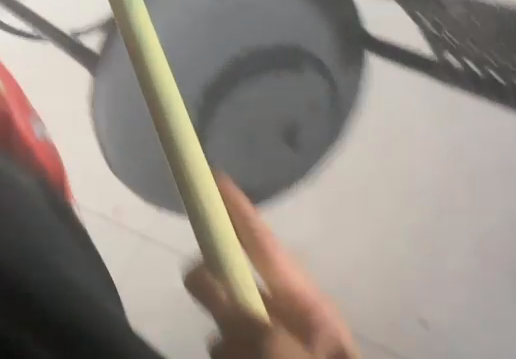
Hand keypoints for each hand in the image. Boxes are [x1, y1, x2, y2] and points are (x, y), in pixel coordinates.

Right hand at [184, 176, 356, 358]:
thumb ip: (256, 326)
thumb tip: (202, 278)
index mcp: (312, 312)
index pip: (266, 247)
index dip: (237, 211)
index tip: (210, 175)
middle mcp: (290, 326)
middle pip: (235, 285)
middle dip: (218, 297)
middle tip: (219, 321)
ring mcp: (273, 350)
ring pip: (224, 328)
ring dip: (225, 347)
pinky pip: (226, 352)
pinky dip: (226, 358)